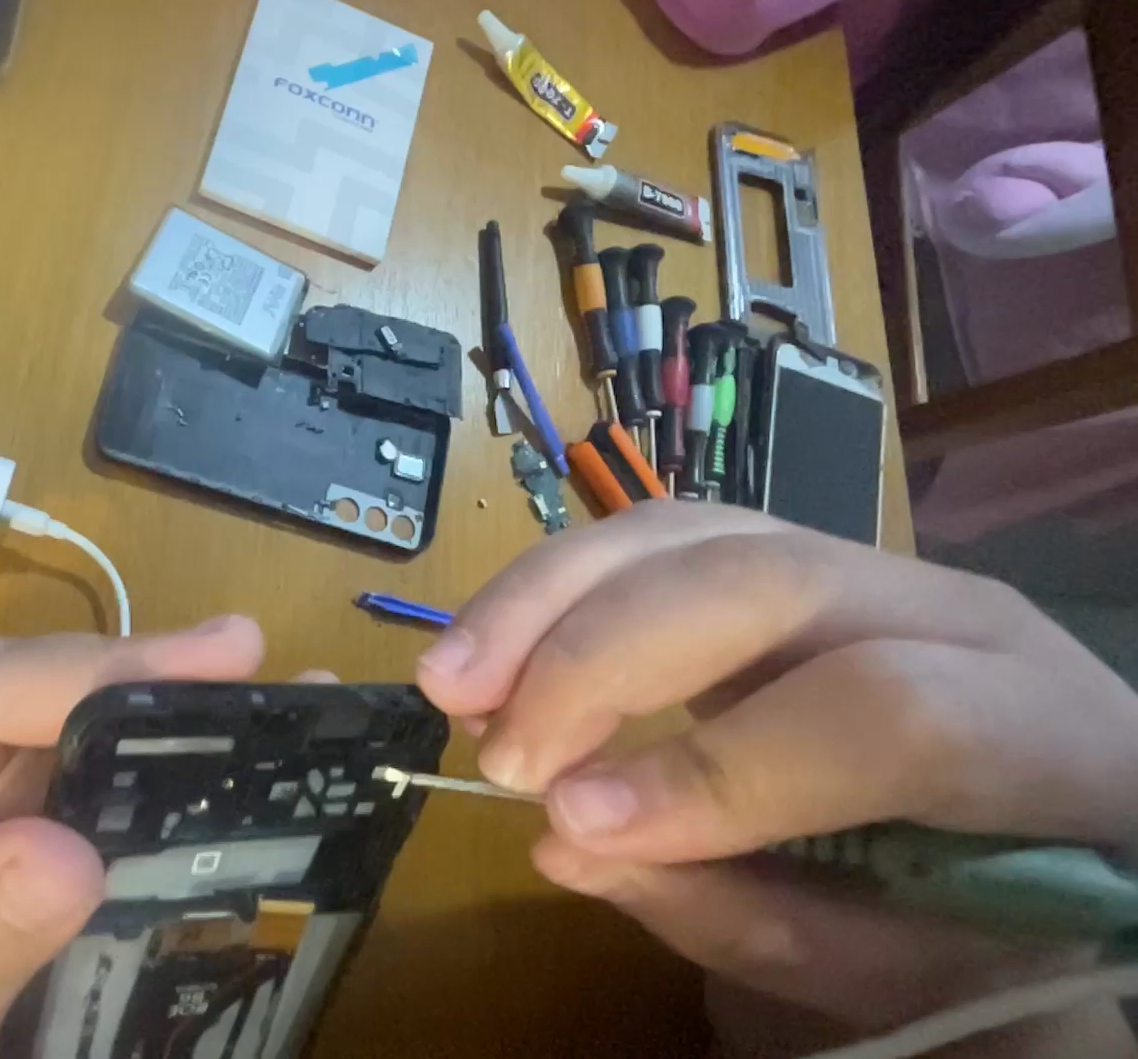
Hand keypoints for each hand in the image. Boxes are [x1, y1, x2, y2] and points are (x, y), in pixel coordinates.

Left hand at [0, 616, 265, 1058]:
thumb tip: (68, 852)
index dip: (87, 672)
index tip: (206, 665)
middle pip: (17, 689)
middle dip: (131, 670)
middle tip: (244, 660)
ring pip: (50, 724)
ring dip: (143, 707)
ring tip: (244, 699)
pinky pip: (66, 786)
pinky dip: (136, 773)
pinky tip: (193, 769)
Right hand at [418, 502, 1137, 1054]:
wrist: (1002, 812)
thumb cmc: (963, 913)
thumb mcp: (881, 958)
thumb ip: (735, 909)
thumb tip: (564, 844)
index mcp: (1045, 729)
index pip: (880, 713)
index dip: (716, 770)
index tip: (566, 817)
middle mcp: (932, 604)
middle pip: (740, 581)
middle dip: (587, 659)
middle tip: (490, 750)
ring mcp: (824, 554)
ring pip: (661, 533)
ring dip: (530, 602)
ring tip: (447, 681)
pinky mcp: (735, 549)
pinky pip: (624, 541)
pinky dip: (535, 592)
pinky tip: (483, 648)